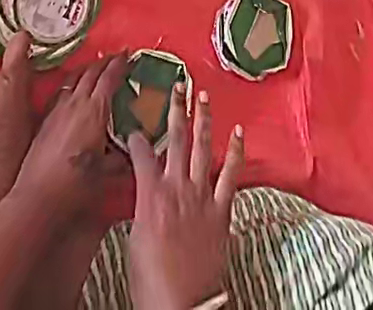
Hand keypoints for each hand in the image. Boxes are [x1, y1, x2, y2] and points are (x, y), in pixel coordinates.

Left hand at [9, 52, 128, 220]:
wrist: (37, 199)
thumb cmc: (77, 185)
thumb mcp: (107, 171)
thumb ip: (121, 158)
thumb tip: (132, 152)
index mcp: (95, 110)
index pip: (109, 78)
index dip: (119, 64)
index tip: (128, 54)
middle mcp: (75, 103)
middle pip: (91, 72)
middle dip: (105, 61)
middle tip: (116, 56)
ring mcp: (57, 110)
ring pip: (73, 78)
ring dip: (86, 69)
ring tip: (95, 66)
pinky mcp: (44, 121)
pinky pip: (60, 92)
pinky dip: (70, 84)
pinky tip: (71, 90)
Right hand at [125, 87, 244, 309]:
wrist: (182, 304)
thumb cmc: (151, 278)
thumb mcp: (135, 237)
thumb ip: (142, 203)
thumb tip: (144, 187)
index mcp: (151, 194)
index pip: (141, 153)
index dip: (137, 138)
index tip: (134, 127)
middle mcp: (177, 187)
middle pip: (177, 139)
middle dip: (177, 109)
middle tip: (179, 85)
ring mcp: (201, 195)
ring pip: (203, 147)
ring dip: (203, 119)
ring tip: (203, 96)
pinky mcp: (221, 209)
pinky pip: (230, 173)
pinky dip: (235, 151)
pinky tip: (238, 132)